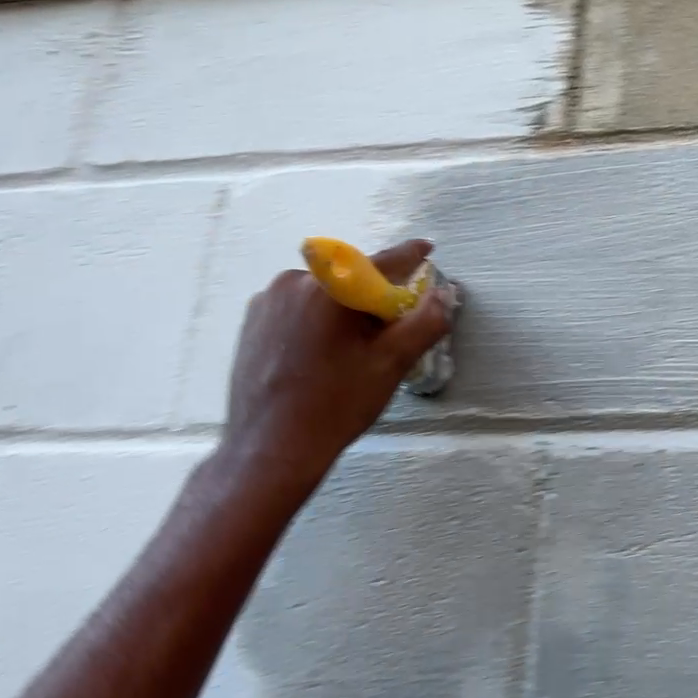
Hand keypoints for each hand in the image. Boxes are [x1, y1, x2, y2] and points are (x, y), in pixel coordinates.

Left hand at [221, 239, 453, 484]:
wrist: (272, 447)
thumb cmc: (336, 405)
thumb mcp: (392, 364)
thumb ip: (425, 322)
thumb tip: (444, 293)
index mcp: (329, 289)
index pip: (382, 262)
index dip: (410, 256)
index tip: (427, 250)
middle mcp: (293, 283)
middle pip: (351, 279)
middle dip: (376, 296)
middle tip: (392, 331)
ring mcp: (267, 301)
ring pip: (325, 294)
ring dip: (347, 310)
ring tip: (356, 351)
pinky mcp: (253, 322)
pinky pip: (300, 308)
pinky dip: (321, 321)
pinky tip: (327, 355)